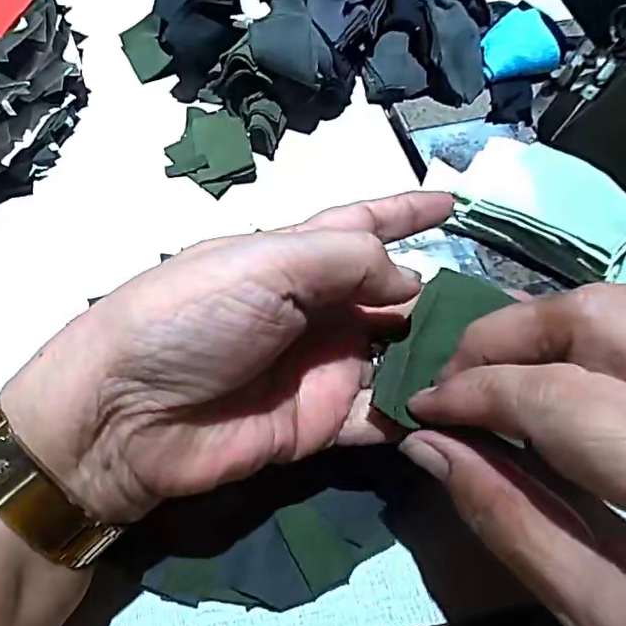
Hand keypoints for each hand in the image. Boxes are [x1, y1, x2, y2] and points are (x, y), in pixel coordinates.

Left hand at [3, 191, 453, 523]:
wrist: (126, 417)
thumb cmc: (191, 317)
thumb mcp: (268, 264)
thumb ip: (348, 259)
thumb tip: (410, 280)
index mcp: (294, 258)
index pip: (362, 225)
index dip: (405, 211)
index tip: (453, 202)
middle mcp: (313, 310)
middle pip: (390, 297)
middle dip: (438, 297)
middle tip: (499, 307)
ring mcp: (318, 368)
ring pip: (394, 356)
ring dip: (437, 356)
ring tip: (493, 358)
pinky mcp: (318, 424)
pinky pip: (378, 415)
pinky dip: (413, 411)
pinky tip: (455, 407)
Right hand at [399, 284, 625, 625]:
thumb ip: (514, 523)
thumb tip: (429, 446)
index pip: (577, 399)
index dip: (480, 391)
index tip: (421, 405)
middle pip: (615, 316)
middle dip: (512, 334)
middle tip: (454, 379)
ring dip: (555, 334)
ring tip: (497, 379)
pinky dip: (604, 355)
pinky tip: (569, 393)